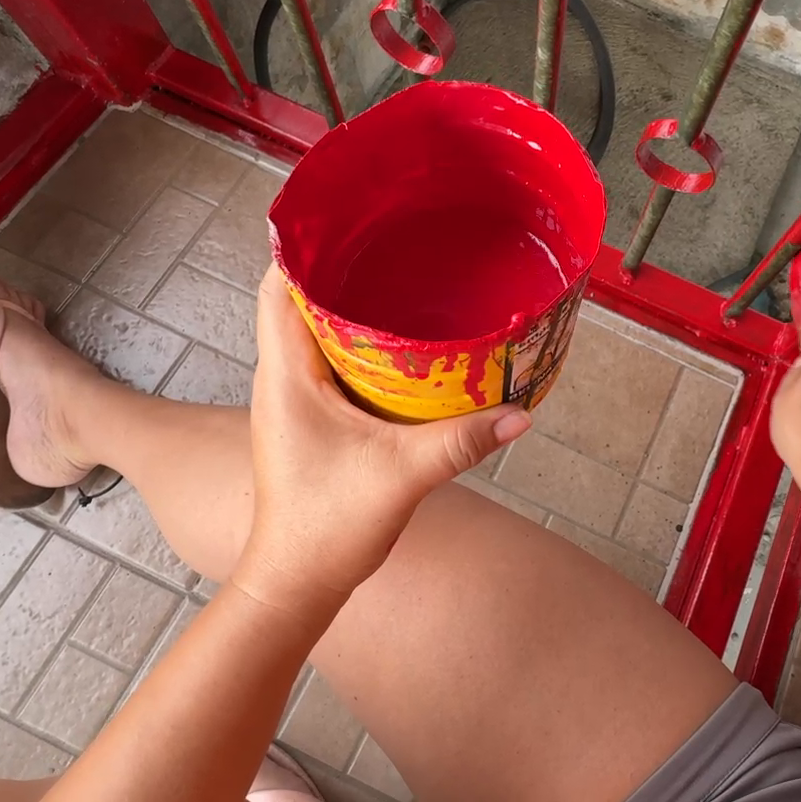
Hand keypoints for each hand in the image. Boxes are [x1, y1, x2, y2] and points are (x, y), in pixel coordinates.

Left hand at [232, 265, 532, 607]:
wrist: (299, 583)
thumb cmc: (328, 526)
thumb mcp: (402, 475)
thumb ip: (462, 442)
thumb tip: (522, 411)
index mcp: (285, 374)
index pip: (277, 287)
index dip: (306, 246)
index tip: (351, 219)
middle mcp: (283, 376)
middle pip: (300, 297)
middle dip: (341, 264)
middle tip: (395, 240)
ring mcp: (297, 396)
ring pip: (317, 327)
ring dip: (351, 301)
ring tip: (404, 276)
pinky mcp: (316, 415)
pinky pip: (335, 357)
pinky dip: (362, 338)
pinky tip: (406, 341)